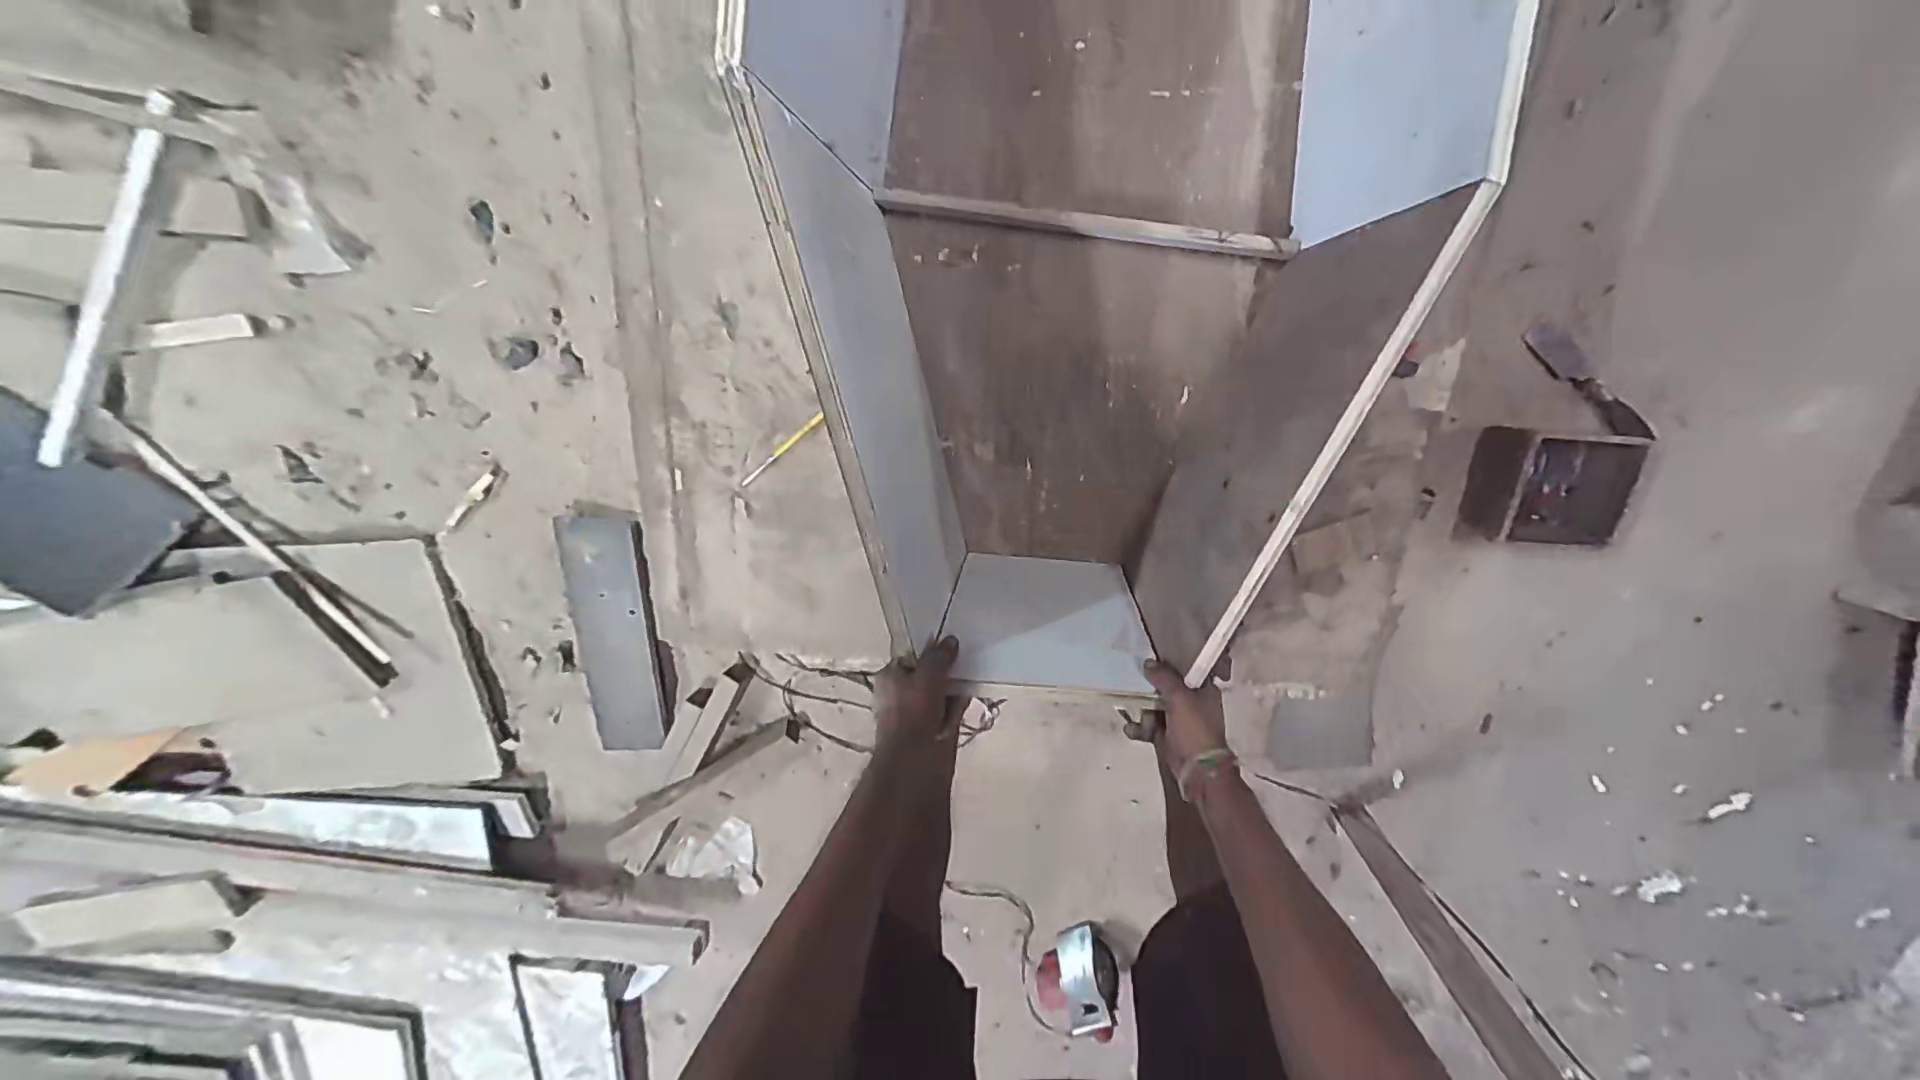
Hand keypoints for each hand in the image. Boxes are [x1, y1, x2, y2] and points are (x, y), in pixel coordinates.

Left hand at [871, 637, 960, 765]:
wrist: (916, 759)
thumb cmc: (913, 711)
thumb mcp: (926, 675)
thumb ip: (938, 656)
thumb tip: (950, 640)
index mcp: (890, 677)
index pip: (910, 656)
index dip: (928, 649)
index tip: (949, 640)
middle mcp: (902, 693)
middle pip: (927, 673)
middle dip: (945, 666)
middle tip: (965, 652)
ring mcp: (920, 711)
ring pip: (941, 690)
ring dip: (955, 683)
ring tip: (972, 669)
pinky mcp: (936, 726)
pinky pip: (951, 707)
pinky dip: (960, 701)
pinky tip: (972, 690)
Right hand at [1142, 659, 1227, 769]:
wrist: (1198, 770)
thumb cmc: (1194, 729)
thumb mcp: (1180, 698)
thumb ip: (1163, 678)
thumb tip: (1148, 663)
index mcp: (1203, 690)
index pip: (1183, 670)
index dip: (1166, 665)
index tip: (1148, 661)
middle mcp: (1191, 703)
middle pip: (1163, 688)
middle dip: (1148, 693)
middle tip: (1138, 692)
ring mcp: (1177, 720)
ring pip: (1153, 707)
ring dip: (1144, 714)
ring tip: (1146, 724)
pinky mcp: (1165, 736)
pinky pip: (1147, 726)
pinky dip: (1139, 728)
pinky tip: (1132, 730)